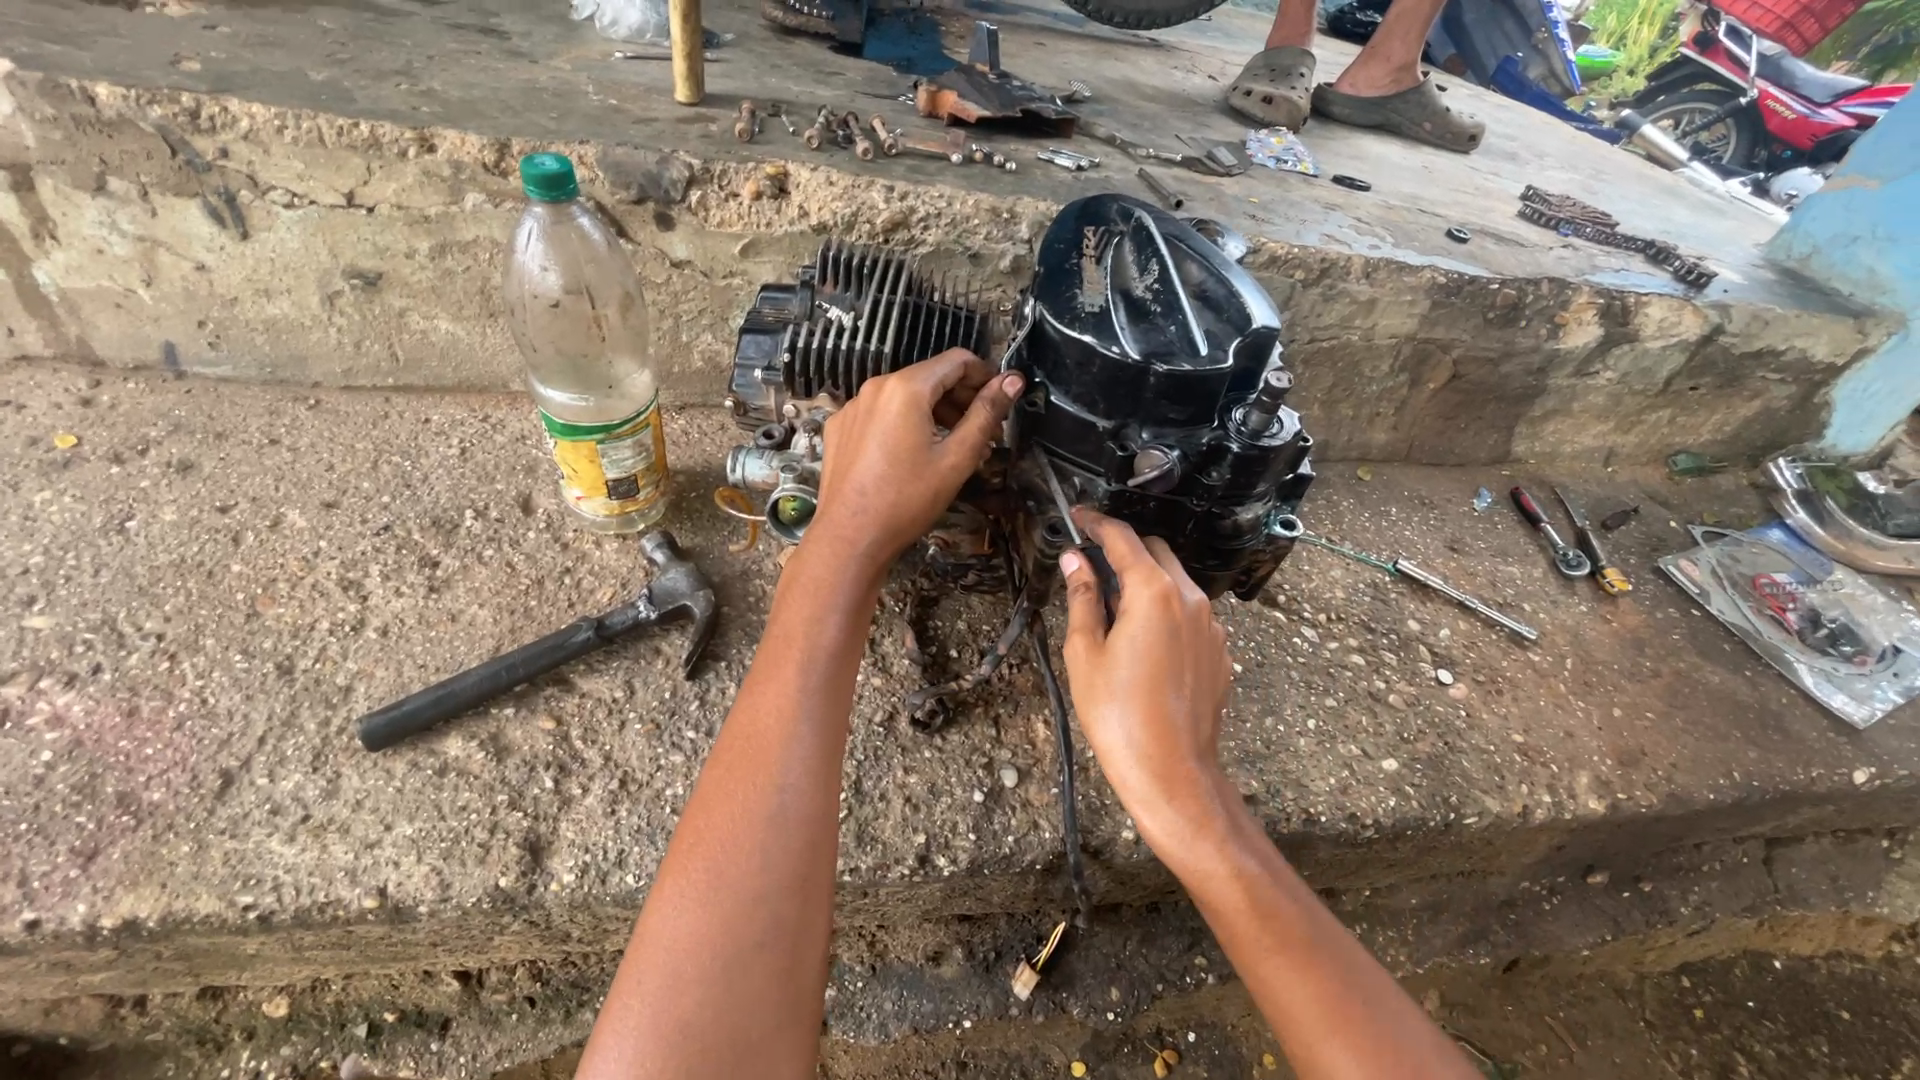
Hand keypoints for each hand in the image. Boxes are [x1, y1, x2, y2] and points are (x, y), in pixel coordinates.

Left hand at [806, 350, 1022, 570]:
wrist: (850, 537)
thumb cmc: (906, 500)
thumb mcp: (956, 458)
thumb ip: (986, 414)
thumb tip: (1013, 381)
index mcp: (906, 388)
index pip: (957, 360)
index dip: (984, 376)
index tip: (999, 402)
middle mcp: (875, 387)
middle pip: (929, 377)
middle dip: (961, 399)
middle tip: (984, 432)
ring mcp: (853, 407)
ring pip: (905, 396)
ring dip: (935, 414)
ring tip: (954, 448)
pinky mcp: (840, 428)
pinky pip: (880, 414)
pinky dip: (903, 425)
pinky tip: (913, 457)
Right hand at [1058, 511, 1235, 846]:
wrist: (1171, 771)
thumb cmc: (1118, 714)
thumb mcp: (1085, 653)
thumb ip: (1082, 598)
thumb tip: (1075, 561)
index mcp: (1153, 593)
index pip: (1123, 539)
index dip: (1097, 523)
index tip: (1079, 516)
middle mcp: (1190, 599)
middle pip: (1157, 552)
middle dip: (1125, 549)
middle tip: (1093, 564)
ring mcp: (1212, 626)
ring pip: (1178, 582)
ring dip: (1147, 580)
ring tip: (1115, 607)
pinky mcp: (1220, 652)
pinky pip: (1192, 613)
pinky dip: (1167, 609)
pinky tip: (1144, 639)